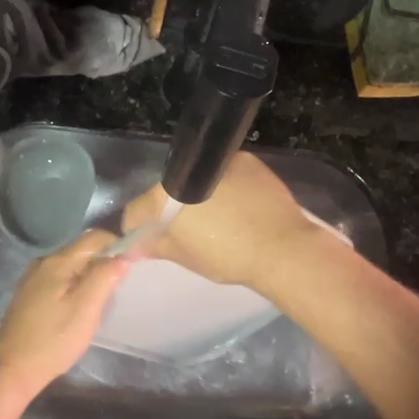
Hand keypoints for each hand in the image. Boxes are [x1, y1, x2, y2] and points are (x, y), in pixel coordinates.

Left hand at [0, 230, 129, 395]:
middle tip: (120, 285)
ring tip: (103, 298)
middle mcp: (43, 262)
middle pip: (82, 250)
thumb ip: (105, 277)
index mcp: (58, 262)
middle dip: (104, 261)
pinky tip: (80, 306)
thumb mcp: (86, 309)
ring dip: (90, 274)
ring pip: (71, 265)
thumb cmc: (53, 341)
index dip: (118, 244)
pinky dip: (75, 284)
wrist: (12, 371)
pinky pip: (60, 278)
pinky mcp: (29, 294)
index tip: (134, 263)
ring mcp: (33, 278)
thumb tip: (124, 256)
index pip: (95, 237)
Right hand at [121, 152, 342, 290]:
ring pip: (197, 180)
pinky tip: (239, 204)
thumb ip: (157, 247)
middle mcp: (187, 172)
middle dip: (171, 211)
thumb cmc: (229, 257)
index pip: (137, 211)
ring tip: (218, 217)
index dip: (138, 229)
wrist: (282, 247)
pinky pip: (224, 173)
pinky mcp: (245, 160)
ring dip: (199, 195)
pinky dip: (226, 186)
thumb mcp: (187, 258)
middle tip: (189, 232)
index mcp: (165, 197)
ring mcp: (218, 162)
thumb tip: (136, 246)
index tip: (149, 241)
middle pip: (167, 193)